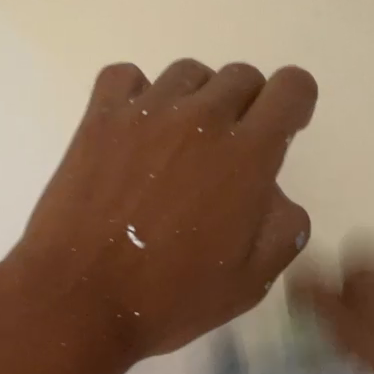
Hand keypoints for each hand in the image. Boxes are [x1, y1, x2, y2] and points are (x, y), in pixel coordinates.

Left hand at [11, 59, 317, 358]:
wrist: (80, 299)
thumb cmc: (170, 298)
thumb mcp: (250, 282)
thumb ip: (283, 229)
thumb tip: (272, 195)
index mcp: (248, 155)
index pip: (292, 88)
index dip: (293, 106)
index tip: (280, 133)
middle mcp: (202, 119)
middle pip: (240, 77)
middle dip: (246, 108)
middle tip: (223, 156)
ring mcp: (146, 113)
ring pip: (187, 74)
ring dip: (194, 101)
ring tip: (175, 147)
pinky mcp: (99, 119)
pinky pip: (126, 77)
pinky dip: (136, 94)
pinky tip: (133, 132)